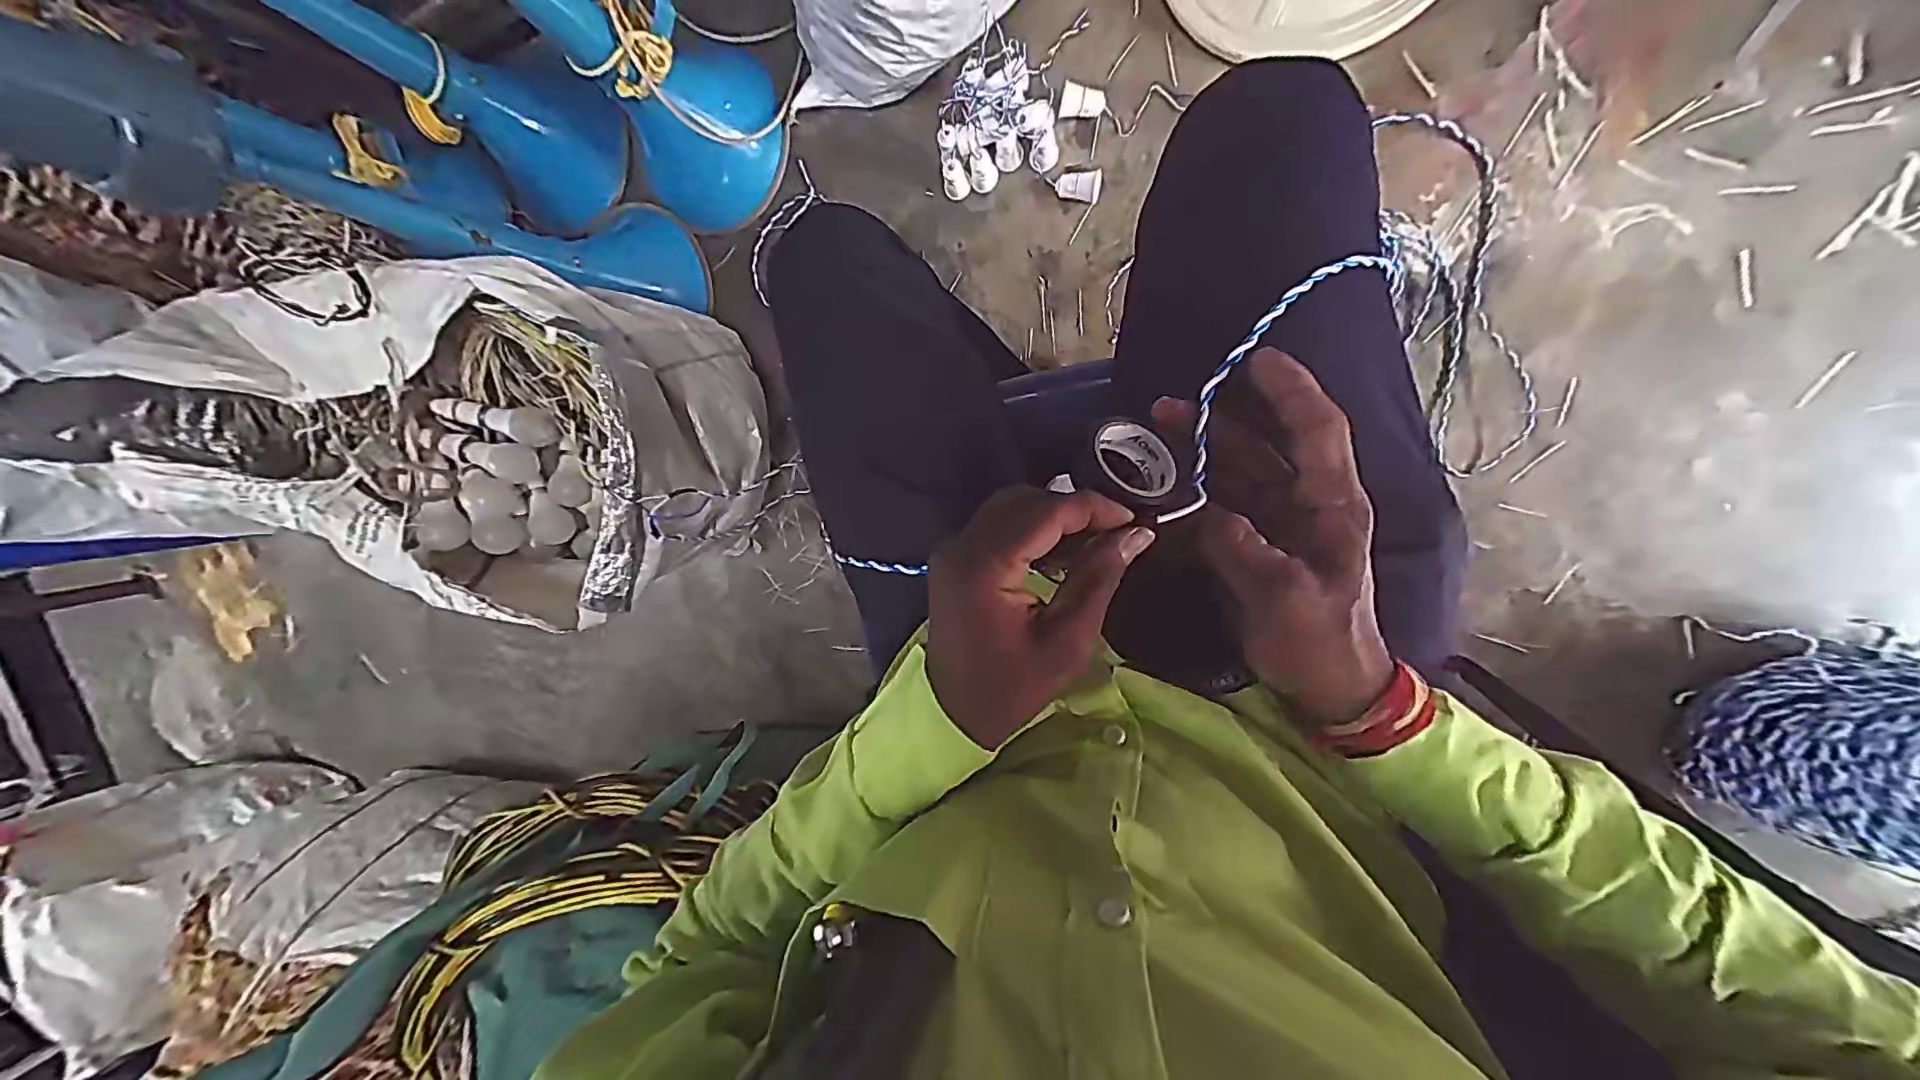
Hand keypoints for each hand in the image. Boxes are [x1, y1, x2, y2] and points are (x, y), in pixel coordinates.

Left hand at [928, 486, 1155, 748]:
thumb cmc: (1010, 688)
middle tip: (1117, 531)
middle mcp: (960, 546)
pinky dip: (1032, 529)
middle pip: (1024, 500)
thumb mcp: (1066, 641)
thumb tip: (1135, 534)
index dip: (1093, 507)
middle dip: (1074, 509)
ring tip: (1097, 541)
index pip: (1044, 511)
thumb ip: (1098, 578)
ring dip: (1053, 516)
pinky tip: (1063, 553)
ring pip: (1010, 507)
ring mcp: (952, 550)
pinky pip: (997, 526)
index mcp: (983, 565)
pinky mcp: (954, 559)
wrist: (953, 714)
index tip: (1133, 519)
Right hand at [1152, 348, 1392, 727]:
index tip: (1257, 358)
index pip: (1317, 431)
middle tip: (1168, 406)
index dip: (1291, 391)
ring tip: (1157, 430)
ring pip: (1237, 471)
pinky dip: (1192, 492)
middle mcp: (1305, 503)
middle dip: (1220, 419)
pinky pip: (1220, 505)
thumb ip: (1240, 549)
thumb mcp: (1282, 597)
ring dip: (1200, 450)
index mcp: (1332, 505)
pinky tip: (1162, 487)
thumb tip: (1201, 512)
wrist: (1328, 682)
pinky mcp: (1254, 543)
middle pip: (1264, 445)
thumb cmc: (1320, 639)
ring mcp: (1278, 523)